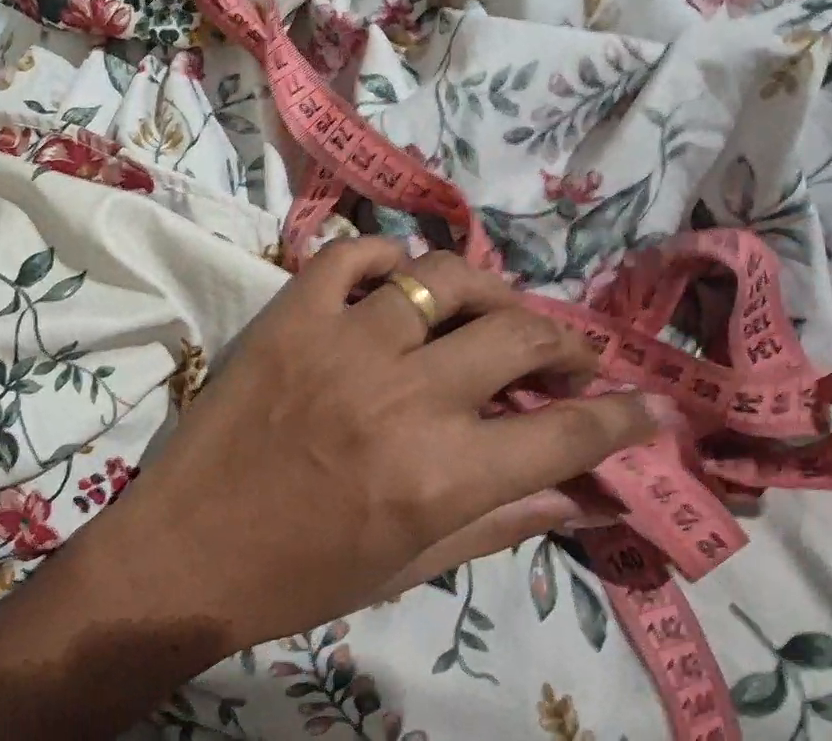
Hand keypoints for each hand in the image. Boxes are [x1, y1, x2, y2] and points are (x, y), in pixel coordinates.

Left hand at [82, 236, 655, 649]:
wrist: (186, 550)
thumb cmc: (299, 575)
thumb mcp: (411, 567)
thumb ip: (501, 522)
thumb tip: (585, 496)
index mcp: (445, 474)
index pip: (569, 431)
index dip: (623, 418)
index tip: (646, 407)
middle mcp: (405, 395)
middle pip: (519, 338)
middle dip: (565, 346)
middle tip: (565, 359)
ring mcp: (341, 343)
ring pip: (442, 279)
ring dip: (486, 291)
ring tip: (494, 310)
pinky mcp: (287, 317)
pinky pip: (347, 256)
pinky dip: (383, 256)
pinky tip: (400, 278)